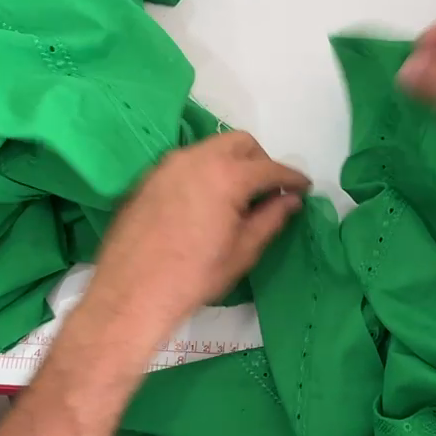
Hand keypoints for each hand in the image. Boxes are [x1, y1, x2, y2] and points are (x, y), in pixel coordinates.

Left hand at [77, 131, 307, 346]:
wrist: (131, 291)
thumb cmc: (194, 276)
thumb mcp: (242, 251)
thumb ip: (271, 219)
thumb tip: (291, 201)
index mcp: (226, 176)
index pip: (270, 168)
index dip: (292, 178)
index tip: (303, 189)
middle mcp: (196, 159)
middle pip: (240, 143)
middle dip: (260, 161)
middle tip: (268, 191)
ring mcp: (168, 165)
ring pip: (210, 149)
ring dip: (231, 164)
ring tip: (237, 198)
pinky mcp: (148, 177)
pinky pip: (186, 163)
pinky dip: (205, 172)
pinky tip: (206, 203)